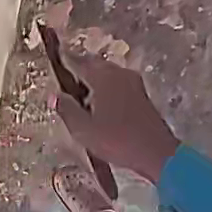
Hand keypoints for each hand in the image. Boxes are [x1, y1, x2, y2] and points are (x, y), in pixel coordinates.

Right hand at [54, 51, 180, 183]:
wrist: (157, 153)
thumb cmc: (118, 140)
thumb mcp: (84, 130)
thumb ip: (67, 110)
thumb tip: (54, 96)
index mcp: (104, 78)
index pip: (80, 62)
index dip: (66, 59)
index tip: (56, 57)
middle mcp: (120, 74)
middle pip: (95, 65)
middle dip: (80, 69)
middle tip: (64, 77)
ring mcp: (133, 84)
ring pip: (108, 74)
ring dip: (93, 80)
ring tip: (78, 94)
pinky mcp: (141, 96)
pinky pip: (117, 84)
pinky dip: (105, 88)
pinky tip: (98, 105)